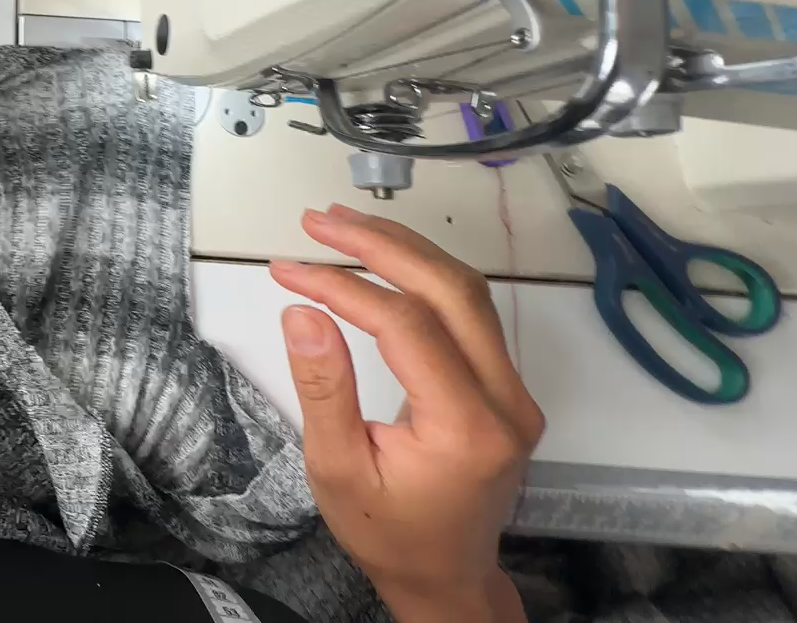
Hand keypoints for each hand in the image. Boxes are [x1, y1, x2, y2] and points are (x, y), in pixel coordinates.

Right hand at [270, 205, 543, 622]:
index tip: (285, 270)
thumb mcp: (336, 466)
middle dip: (379, 244)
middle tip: (317, 221)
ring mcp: (510, 390)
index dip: (340, 286)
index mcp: (466, 426)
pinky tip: (377, 254)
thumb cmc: (384, 529)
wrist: (445, 576)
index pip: (404, 325)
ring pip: (465, 290)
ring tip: (340, 223)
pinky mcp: (500, 384)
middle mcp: (505, 400)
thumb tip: (302, 312)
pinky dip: (417, 270)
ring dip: (401, 247)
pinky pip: (465, 309)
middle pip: (450, 291)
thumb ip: (323, 388)